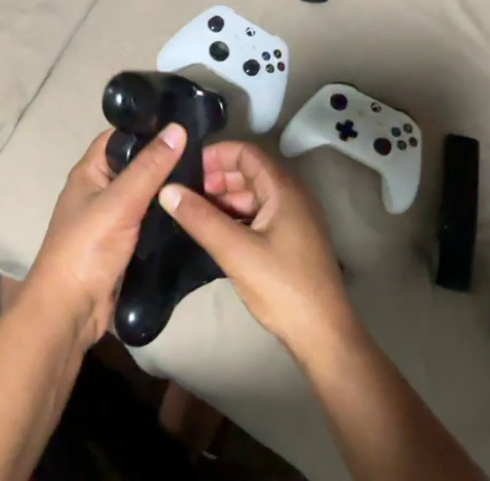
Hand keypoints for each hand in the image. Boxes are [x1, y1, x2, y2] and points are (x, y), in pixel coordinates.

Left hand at [20, 124, 187, 350]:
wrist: (71, 311)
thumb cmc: (87, 248)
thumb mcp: (120, 202)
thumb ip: (149, 167)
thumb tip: (178, 128)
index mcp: (89, 172)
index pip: (119, 137)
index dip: (148, 128)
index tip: (185, 125)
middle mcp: (99, 191)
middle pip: (136, 167)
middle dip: (166, 162)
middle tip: (207, 157)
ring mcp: (112, 220)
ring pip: (147, 197)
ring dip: (170, 193)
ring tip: (210, 182)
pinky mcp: (125, 246)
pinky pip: (150, 224)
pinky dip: (168, 219)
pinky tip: (195, 215)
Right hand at [157, 141, 354, 356]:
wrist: (323, 335)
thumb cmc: (282, 287)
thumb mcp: (235, 251)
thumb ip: (200, 218)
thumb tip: (167, 189)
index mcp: (284, 190)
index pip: (246, 153)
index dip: (215, 155)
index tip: (186, 170)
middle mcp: (292, 197)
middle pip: (249, 172)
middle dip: (216, 178)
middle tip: (184, 194)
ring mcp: (293, 220)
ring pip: (252, 196)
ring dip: (223, 199)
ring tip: (192, 214)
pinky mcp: (290, 241)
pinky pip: (258, 216)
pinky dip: (235, 217)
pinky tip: (213, 232)